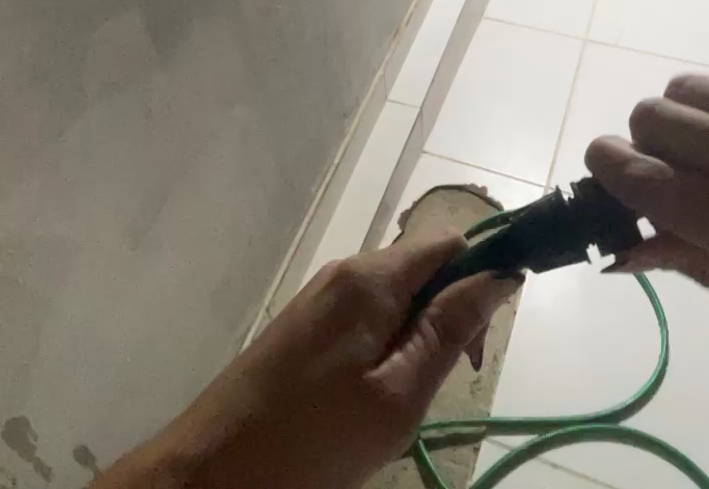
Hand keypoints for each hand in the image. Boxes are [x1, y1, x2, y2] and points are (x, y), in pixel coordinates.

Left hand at [96, 232, 520, 488]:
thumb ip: (449, 330)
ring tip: (413, 396)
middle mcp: (346, 271)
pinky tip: (379, 394)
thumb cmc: (312, 439)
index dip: (483, 271)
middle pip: (423, 268)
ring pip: (396, 296)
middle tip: (451, 380)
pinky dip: (390, 344)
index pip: (448, 242)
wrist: (209, 471)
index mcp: (370, 278)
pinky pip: (367, 315)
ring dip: (421, 334)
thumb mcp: (397, 395)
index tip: (494, 328)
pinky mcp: (306, 323)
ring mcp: (322, 296)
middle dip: (452, 311)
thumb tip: (498, 273)